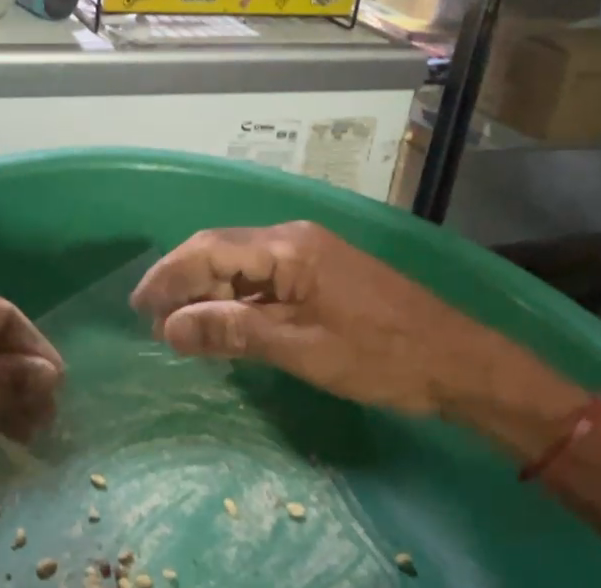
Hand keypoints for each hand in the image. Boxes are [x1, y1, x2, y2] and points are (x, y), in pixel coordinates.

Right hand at [130, 221, 576, 428]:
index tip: (139, 307)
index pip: (209, 250)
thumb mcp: (301, 348)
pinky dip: (235, 298)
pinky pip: (262, 278)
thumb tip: (169, 327)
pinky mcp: (319, 274)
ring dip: (206, 291)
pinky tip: (222, 322)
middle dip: (182, 281)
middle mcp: (292, 238)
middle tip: (152, 319)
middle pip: (220, 250)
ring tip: (177, 325)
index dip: (168, 276)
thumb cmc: (381, 355)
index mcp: (287, 246)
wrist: (461, 363)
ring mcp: (308, 254)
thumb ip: (232, 331)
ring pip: (239, 263)